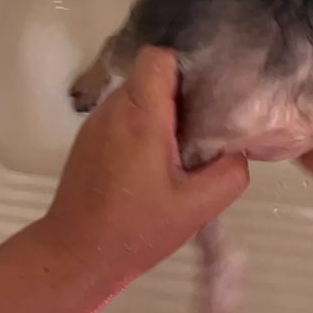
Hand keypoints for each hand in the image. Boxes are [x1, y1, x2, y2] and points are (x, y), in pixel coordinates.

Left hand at [29, 47, 248, 289]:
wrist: (75, 254)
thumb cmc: (135, 228)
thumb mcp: (196, 208)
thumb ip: (229, 174)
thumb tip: (238, 149)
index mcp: (140, 114)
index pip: (159, 57)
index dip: (186, 67)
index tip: (207, 95)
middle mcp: (114, 107)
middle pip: (151, 75)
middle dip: (180, 94)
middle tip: (203, 128)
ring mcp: (97, 122)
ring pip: (136, 96)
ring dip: (160, 113)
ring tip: (181, 151)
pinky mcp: (89, 138)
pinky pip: (122, 115)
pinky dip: (141, 128)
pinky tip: (154, 165)